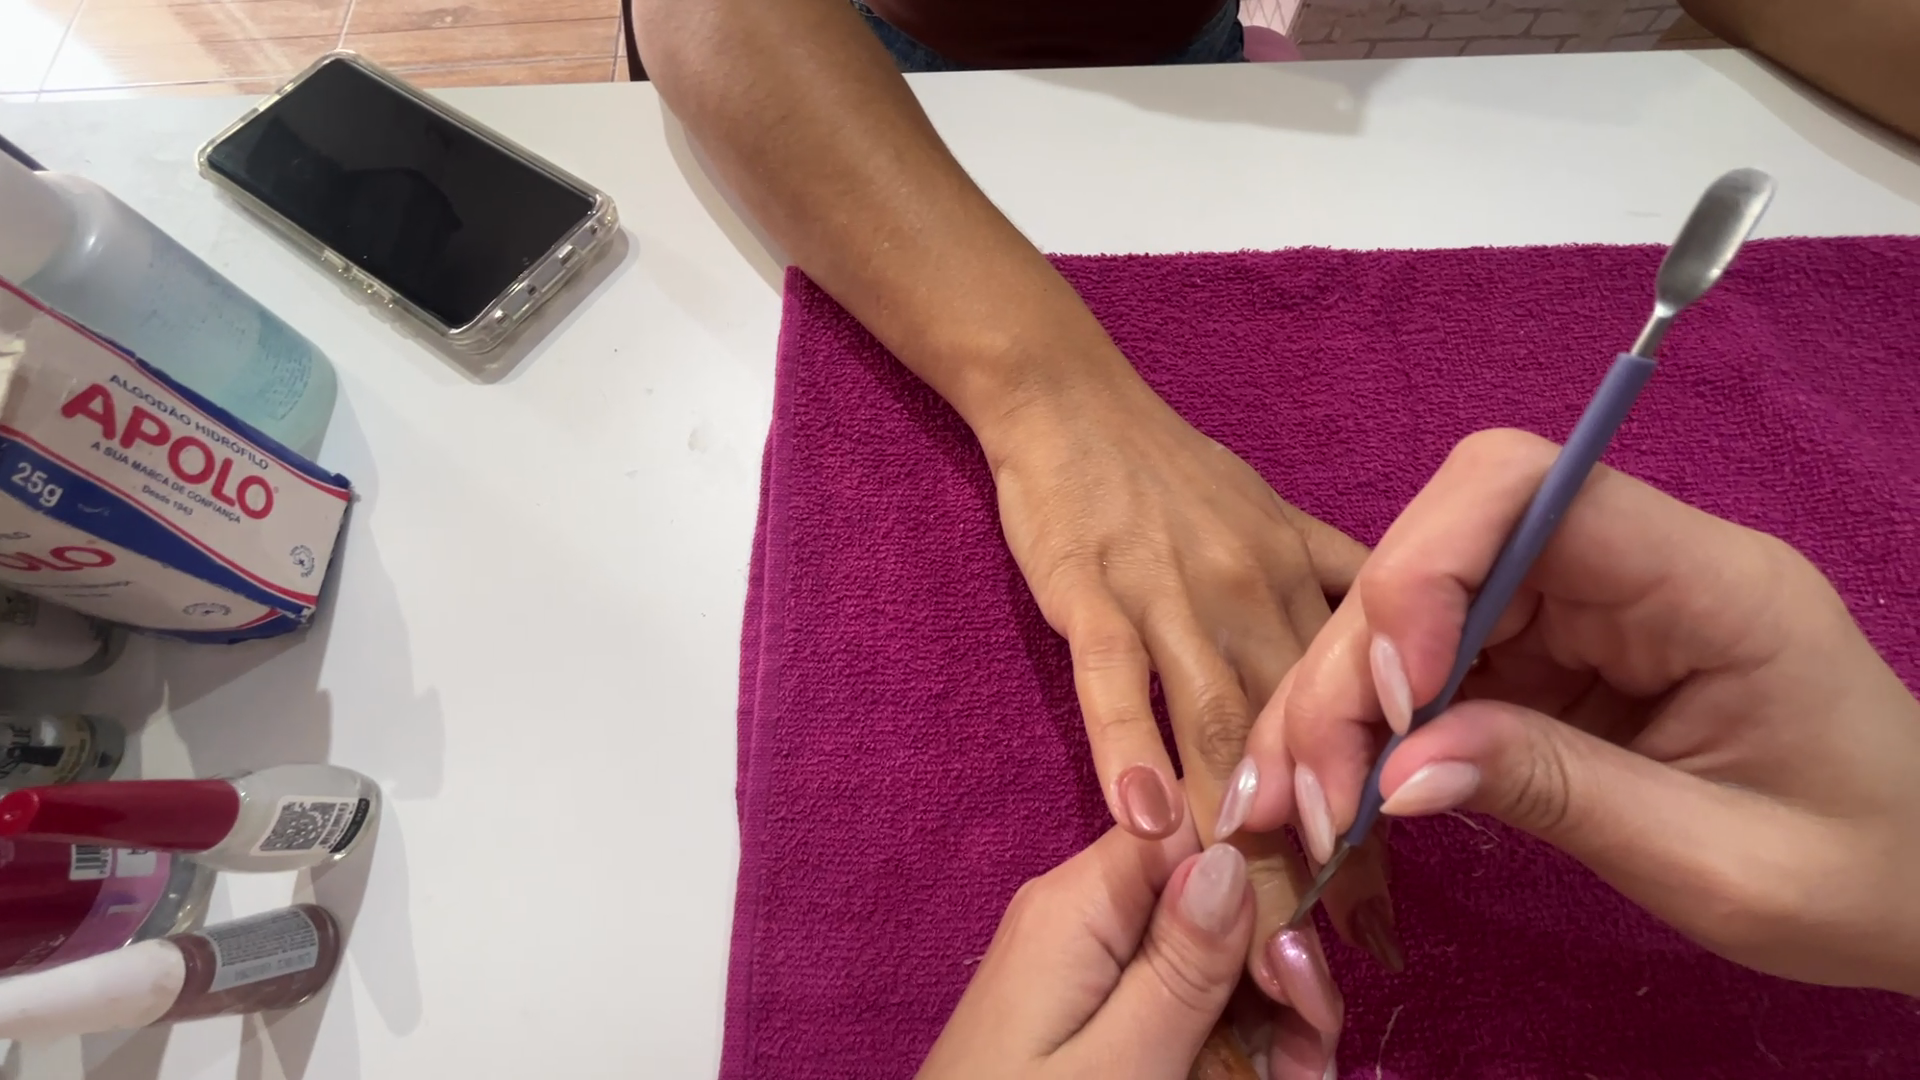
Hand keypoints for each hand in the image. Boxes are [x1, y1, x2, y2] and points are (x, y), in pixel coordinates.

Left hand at [918, 820, 1339, 1079]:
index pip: (1181, 831)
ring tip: (1299, 1075)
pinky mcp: (1090, 996)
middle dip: (1267, 962)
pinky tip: (1264, 1073)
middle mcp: (1079, 908)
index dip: (1252, 878)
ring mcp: (1083, 952)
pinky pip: (1170, 988)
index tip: (1293, 966)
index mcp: (1077, 902)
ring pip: (1198, 948)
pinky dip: (1224, 1030)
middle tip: (1311, 1054)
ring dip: (1261, 1010)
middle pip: (1199, 894)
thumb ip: (1178, 965)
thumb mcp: (1118, 1068)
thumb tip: (1229, 852)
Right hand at [979, 372, 1398, 1020]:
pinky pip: (1118, 678)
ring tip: (1250, 938)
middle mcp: (1253, 593)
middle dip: (1317, 859)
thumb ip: (1332, 579)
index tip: (1384, 918)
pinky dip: (1130, 748)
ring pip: (1217, 721)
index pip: (1358, 709)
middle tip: (1329, 974)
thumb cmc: (1166, 469)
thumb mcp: (1270, 511)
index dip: (1374, 816)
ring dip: (1237, 830)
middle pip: (1298, 735)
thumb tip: (1387, 652)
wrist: (1072, 407)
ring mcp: (1172, 592)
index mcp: (1304, 578)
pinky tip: (1145, 822)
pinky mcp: (1096, 590)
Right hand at [1244, 428, 1919, 994]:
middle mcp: (1599, 569)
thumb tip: (1394, 773)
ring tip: (1303, 805)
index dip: (1427, 564)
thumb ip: (1559, 793)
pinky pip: (1390, 666)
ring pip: (1383, 616)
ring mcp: (1541, 609)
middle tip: (1316, 791)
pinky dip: (1342, 723)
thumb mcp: (1733, 865)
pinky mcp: (1500, 652)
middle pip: (1418, 561)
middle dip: (1349, 672)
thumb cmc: (1876, 875)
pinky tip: (1322, 785)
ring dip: (1326, 703)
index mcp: (1697, 577)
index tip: (1399, 692)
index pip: (1518, 486)